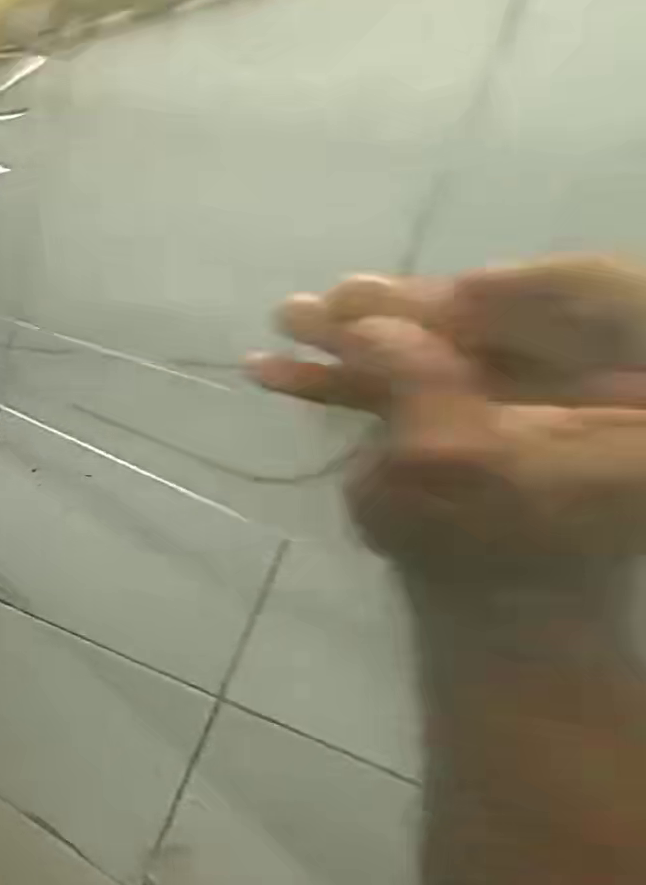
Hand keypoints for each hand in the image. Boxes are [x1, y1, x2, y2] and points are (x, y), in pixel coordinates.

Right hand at [249, 257, 645, 570]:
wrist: (479, 599)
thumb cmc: (477, 541)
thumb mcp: (445, 459)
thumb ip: (416, 381)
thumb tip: (366, 319)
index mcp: (643, 392)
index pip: (610, 299)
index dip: (520, 285)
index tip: (432, 289)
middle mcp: (608, 381)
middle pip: (510, 318)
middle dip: (406, 310)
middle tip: (330, 299)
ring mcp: (539, 394)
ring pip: (449, 345)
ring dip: (359, 337)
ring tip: (285, 323)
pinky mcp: (479, 409)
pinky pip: (416, 378)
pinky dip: (347, 375)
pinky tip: (276, 371)